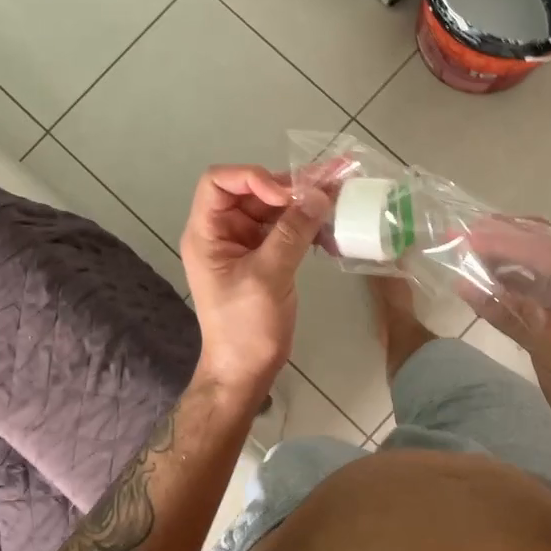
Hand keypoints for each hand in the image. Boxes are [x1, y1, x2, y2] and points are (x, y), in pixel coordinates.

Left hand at [181, 165, 331, 399]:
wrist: (245, 371)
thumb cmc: (245, 327)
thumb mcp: (268, 277)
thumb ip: (292, 233)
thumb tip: (319, 196)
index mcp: (208, 233)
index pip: (219, 182)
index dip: (252, 178)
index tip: (285, 196)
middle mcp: (224, 232)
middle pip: (253, 191)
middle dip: (291, 186)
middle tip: (332, 181)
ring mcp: (245, 244)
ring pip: (274, 208)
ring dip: (306, 202)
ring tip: (342, 193)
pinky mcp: (265, 257)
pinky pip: (286, 229)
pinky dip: (308, 225)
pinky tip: (334, 226)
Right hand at [461, 218, 550, 429]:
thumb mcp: (550, 345)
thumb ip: (509, 312)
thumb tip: (464, 284)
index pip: (544, 249)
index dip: (502, 240)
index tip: (465, 235)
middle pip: (539, 253)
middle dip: (499, 243)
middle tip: (458, 236)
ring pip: (532, 274)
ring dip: (499, 265)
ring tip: (462, 256)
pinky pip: (531, 297)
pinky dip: (506, 291)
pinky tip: (479, 287)